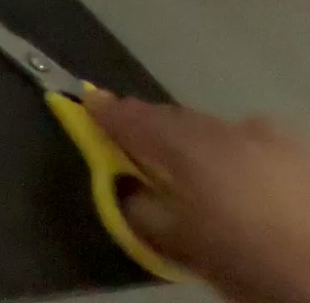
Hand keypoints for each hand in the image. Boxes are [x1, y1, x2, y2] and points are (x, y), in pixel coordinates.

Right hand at [91, 94, 309, 302]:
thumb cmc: (257, 262)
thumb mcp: (185, 246)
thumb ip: (142, 210)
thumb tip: (128, 190)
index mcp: (187, 145)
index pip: (129, 117)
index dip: (103, 111)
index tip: (85, 104)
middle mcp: (230, 131)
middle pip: (178, 118)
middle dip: (156, 127)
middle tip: (141, 144)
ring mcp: (282, 144)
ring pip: (227, 129)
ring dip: (205, 139)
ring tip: (203, 165)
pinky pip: (266, 146)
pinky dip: (248, 154)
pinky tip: (255, 181)